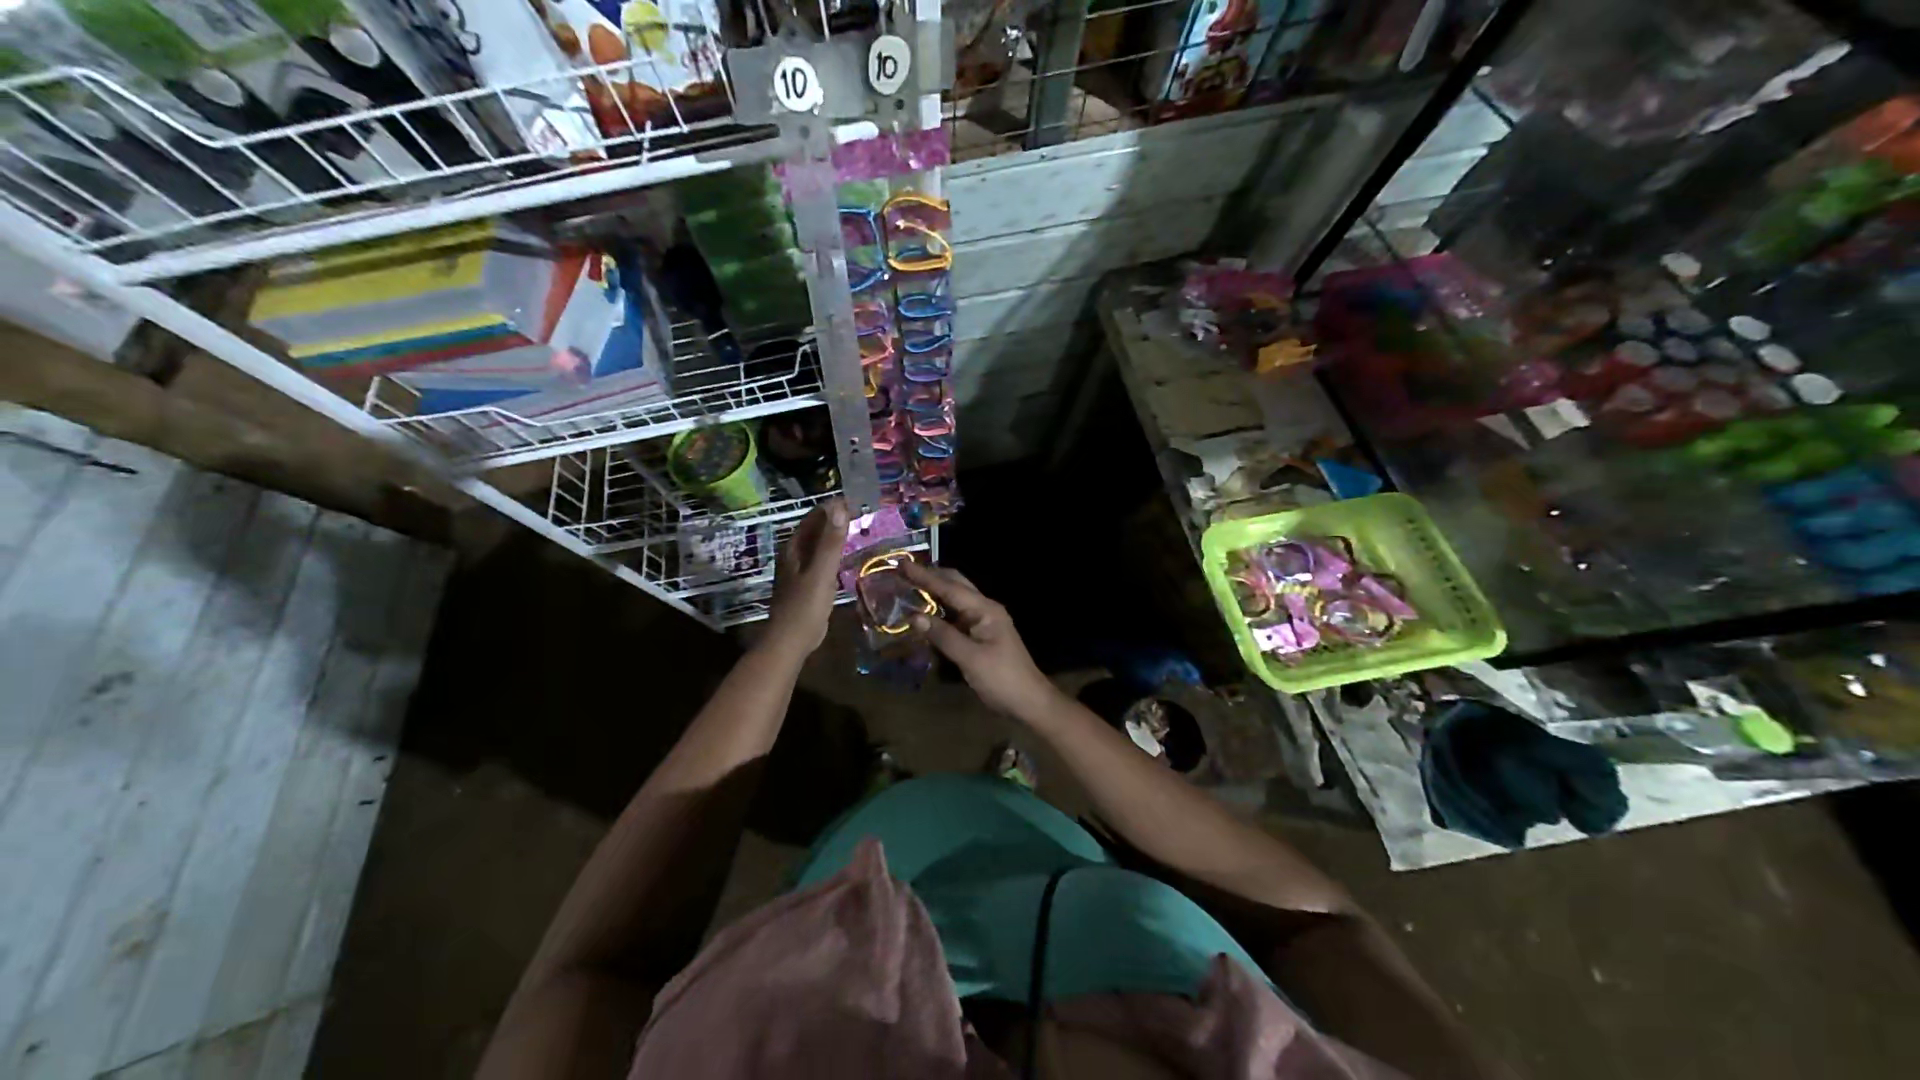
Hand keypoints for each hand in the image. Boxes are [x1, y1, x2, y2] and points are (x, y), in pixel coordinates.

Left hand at [764, 498, 847, 657]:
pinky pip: (822, 561)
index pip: (815, 517)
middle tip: (863, 513)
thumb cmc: (804, 606)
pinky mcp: (808, 584)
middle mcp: (794, 554)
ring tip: (859, 530)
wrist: (791, 641)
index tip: (858, 500)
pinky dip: (835, 554)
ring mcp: (800, 570)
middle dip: (836, 519)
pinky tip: (848, 557)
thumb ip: (831, 542)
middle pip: (816, 529)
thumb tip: (840, 507)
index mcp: (794, 548)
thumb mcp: (821, 572)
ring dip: (836, 536)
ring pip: (819, 545)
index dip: (834, 507)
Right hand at [903, 563, 1063, 719]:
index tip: (901, 563)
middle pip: (955, 586)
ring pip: (954, 601)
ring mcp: (983, 623)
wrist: (1029, 702)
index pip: (949, 587)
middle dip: (930, 577)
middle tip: (902, 572)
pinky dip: (939, 613)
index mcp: (985, 609)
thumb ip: (942, 635)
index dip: (924, 576)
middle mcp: (985, 610)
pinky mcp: (980, 637)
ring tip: (908, 588)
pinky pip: (956, 618)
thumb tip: (913, 615)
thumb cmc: (1002, 679)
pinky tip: (924, 616)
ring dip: (933, 594)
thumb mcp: (970, 658)